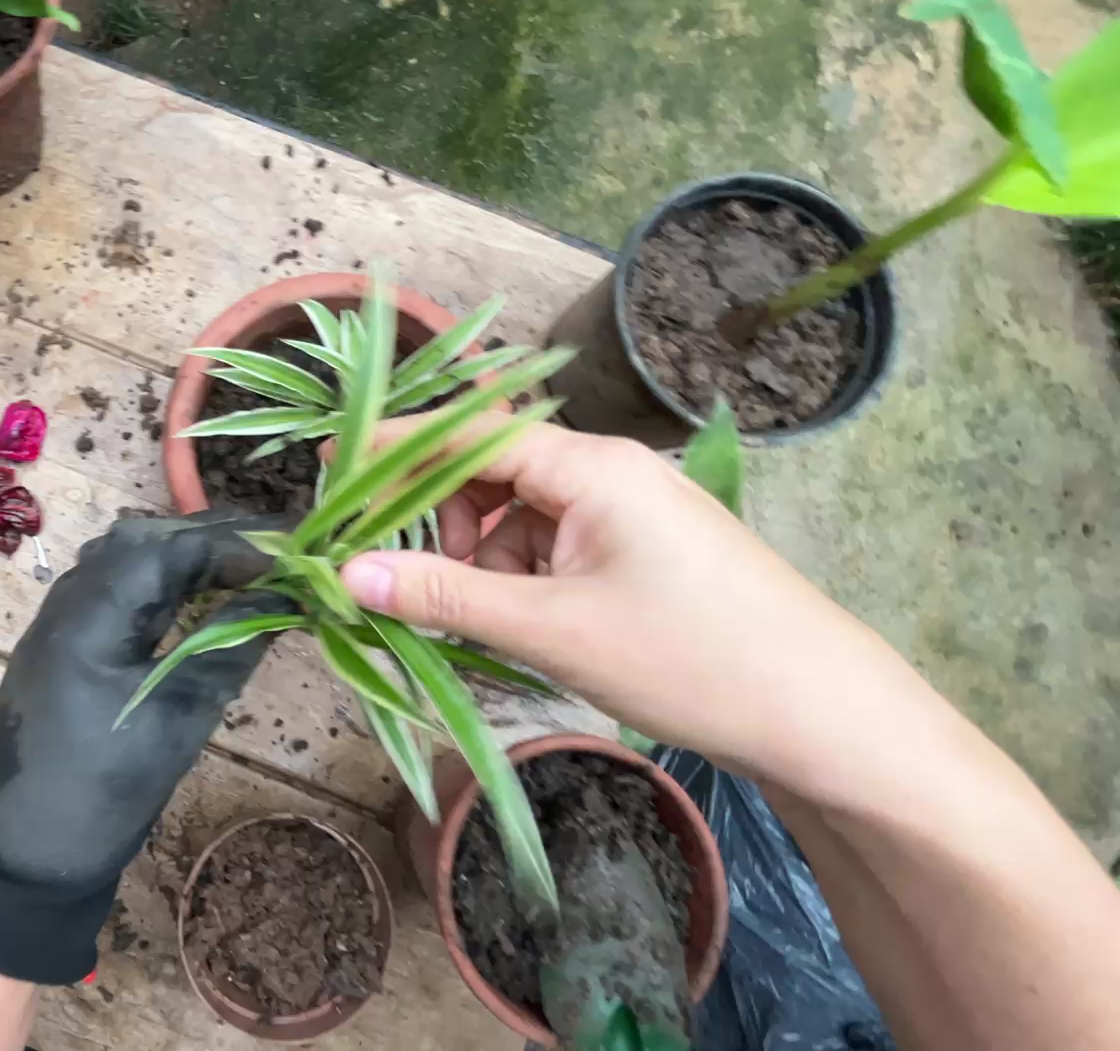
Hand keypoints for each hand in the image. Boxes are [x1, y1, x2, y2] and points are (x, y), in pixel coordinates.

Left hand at [0, 513, 292, 983]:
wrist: (41, 840)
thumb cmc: (112, 788)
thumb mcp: (182, 718)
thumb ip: (230, 647)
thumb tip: (285, 598)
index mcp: (87, 620)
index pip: (164, 550)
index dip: (228, 546)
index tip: (284, 558)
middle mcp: (66, 601)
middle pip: (142, 540)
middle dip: (210, 538)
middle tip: (273, 549)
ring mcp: (58, 614)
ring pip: (124, 554)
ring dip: (184, 549)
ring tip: (240, 561)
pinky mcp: (63, 632)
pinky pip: (112, 580)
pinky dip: (159, 574)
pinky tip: (191, 588)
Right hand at [335, 415, 911, 776]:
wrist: (831, 723)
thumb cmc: (692, 659)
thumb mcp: (547, 628)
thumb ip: (440, 594)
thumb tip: (345, 573)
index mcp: (590, 466)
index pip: (466, 437)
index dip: (392, 447)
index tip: (330, 464)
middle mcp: (605, 471)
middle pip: (487, 473)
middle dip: (440, 520)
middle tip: (406, 576)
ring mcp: (622, 510)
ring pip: (514, 515)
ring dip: (480, 557)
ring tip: (484, 616)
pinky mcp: (631, 548)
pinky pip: (546, 544)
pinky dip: (516, 576)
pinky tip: (523, 622)